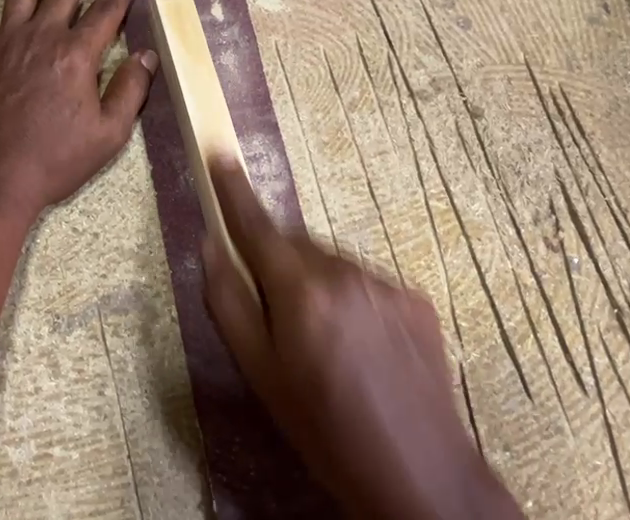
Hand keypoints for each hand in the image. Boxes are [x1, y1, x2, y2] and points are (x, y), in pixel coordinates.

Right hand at [203, 164, 521, 518]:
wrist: (419, 476)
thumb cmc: (323, 428)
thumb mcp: (258, 372)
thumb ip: (228, 301)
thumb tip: (210, 244)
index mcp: (300, 291)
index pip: (256, 225)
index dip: (233, 189)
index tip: (220, 154)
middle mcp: (344, 273)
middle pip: (293, 245)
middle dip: (276, 264)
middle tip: (275, 318)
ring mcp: (385, 283)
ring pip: (328, 264)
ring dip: (313, 285)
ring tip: (321, 344)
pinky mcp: (415, 299)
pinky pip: (363, 282)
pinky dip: (348, 300)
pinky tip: (357, 349)